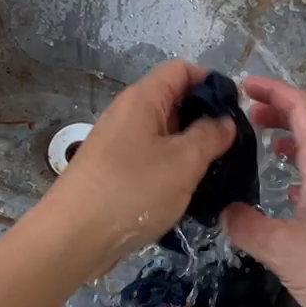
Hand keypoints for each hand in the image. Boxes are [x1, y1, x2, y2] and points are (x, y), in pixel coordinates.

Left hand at [34, 59, 235, 273]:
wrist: (71, 237)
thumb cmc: (132, 191)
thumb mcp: (183, 163)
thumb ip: (210, 136)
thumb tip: (224, 121)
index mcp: (143, 98)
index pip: (181, 69)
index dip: (210, 82)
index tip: (234, 110)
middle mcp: (128, 112)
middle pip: (173, 99)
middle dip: (203, 117)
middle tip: (230, 145)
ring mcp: (118, 141)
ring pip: (163, 131)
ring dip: (189, 146)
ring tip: (214, 171)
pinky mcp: (112, 169)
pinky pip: (150, 154)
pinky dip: (171, 165)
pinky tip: (185, 190)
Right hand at [220, 77, 305, 306]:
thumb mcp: (283, 250)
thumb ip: (248, 226)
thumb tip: (224, 210)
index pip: (303, 107)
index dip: (274, 89)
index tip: (244, 86)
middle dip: (280, 107)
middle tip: (248, 112)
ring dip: (291, 133)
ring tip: (263, 140)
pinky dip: (300, 164)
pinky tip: (286, 188)